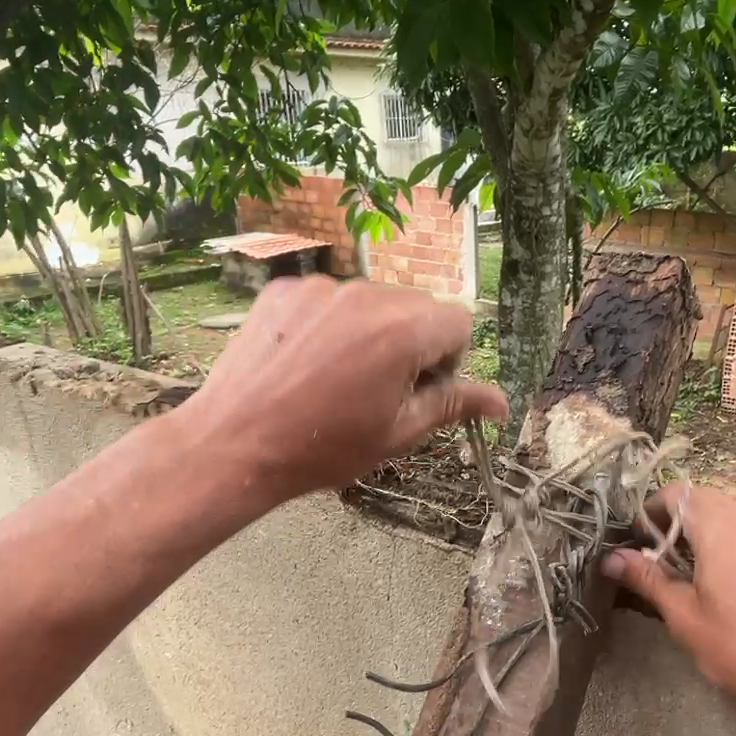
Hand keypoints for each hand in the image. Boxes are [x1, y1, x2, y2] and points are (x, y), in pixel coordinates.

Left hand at [179, 275, 507, 498]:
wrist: (233, 443)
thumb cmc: (322, 448)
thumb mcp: (398, 433)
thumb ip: (454, 406)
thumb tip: (502, 402)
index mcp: (404, 331)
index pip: (459, 322)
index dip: (447, 360)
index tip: (417, 389)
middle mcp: (366, 295)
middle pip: (417, 306)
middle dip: (412, 342)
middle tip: (378, 388)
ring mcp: (321, 287)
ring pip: (373, 301)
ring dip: (372, 331)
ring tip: (336, 377)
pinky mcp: (285, 289)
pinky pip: (329, 298)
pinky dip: (330, 323)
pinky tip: (306, 361)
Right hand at [601, 485, 735, 728]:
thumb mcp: (685, 618)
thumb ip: (648, 579)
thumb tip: (610, 558)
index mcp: (721, 530)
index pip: (678, 494)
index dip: (650, 510)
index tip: (638, 541)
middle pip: (706, 499)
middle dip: (677, 520)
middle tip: (662, 559)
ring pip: (734, 513)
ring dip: (707, 530)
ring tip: (696, 572)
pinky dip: (735, 541)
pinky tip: (734, 583)